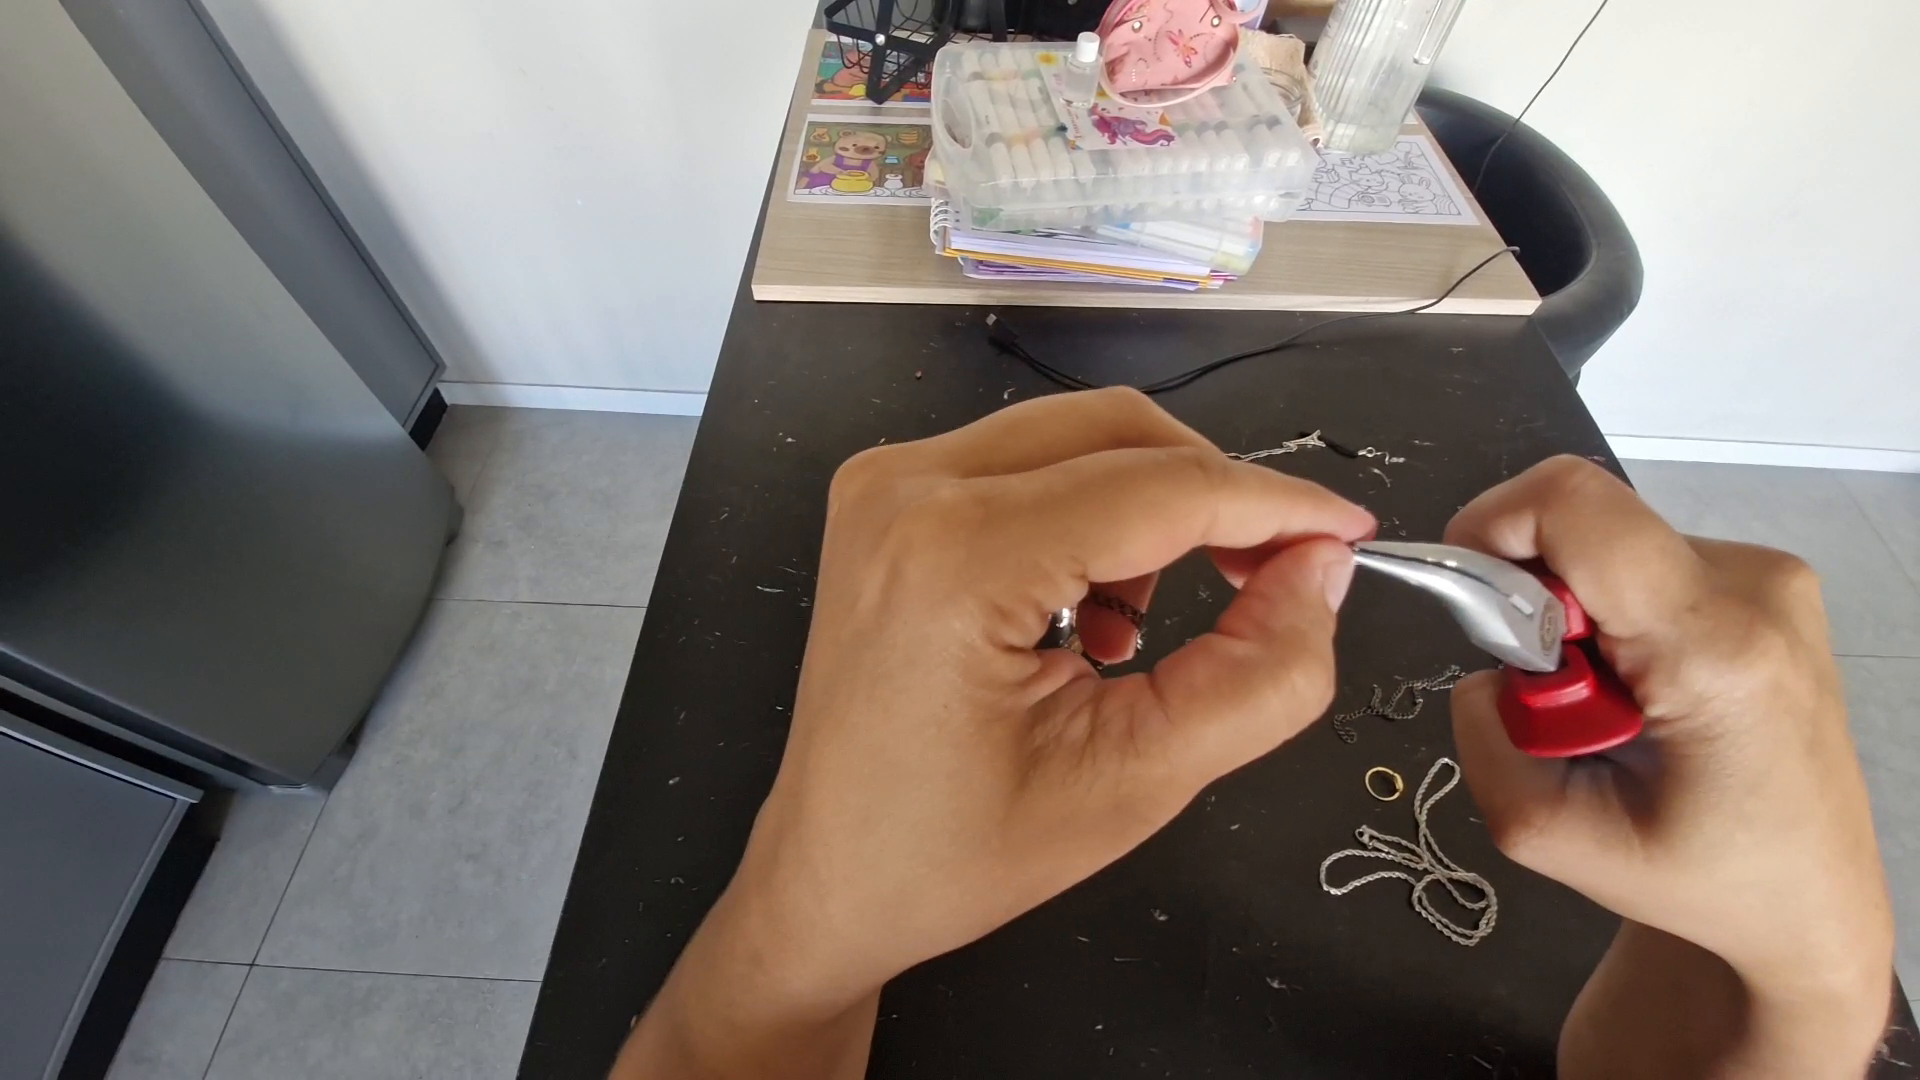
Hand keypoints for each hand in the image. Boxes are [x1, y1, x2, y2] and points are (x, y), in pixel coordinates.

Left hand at [616, 388, 1373, 1078]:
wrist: (831, 868)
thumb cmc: (958, 848)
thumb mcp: (1138, 779)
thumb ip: (1262, 674)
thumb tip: (1319, 569)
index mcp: (957, 556)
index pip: (1158, 487)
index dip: (1272, 503)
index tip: (1342, 530)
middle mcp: (908, 488)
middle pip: (1116, 430)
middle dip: (1210, 494)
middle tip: (1262, 575)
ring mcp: (884, 482)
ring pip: (1070, 436)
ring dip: (1144, 505)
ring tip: (1137, 623)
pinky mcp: (882, 496)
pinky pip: (1020, 462)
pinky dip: (1081, 510)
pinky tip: (1080, 605)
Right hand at [1444, 456, 1893, 1078]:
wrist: (1803, 899)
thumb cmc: (1689, 878)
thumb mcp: (1537, 827)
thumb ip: (1479, 727)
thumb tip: (1491, 664)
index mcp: (1710, 650)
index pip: (1576, 507)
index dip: (1490, 523)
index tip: (1468, 589)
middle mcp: (1752, 589)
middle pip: (1577, 520)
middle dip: (1520, 588)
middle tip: (1535, 675)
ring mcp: (1765, 579)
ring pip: (1596, 543)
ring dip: (1557, 607)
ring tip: (1586, 691)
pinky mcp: (1759, 582)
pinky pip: (1626, 558)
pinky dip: (1592, 607)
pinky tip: (1621, 675)